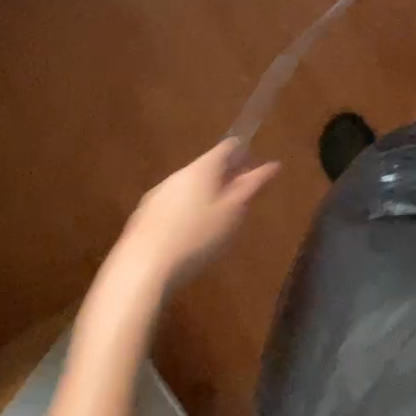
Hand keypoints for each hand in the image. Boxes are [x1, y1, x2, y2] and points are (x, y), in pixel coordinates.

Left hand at [116, 138, 277, 282]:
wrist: (143, 269)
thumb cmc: (197, 237)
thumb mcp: (233, 212)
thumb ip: (252, 185)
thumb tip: (273, 164)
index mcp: (202, 169)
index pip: (227, 147)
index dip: (243, 152)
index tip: (254, 167)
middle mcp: (178, 175)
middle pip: (207, 166)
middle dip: (226, 176)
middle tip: (241, 196)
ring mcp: (158, 195)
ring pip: (190, 186)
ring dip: (207, 194)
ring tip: (219, 217)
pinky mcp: (145, 216)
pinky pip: (174, 203)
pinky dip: (187, 209)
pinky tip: (192, 233)